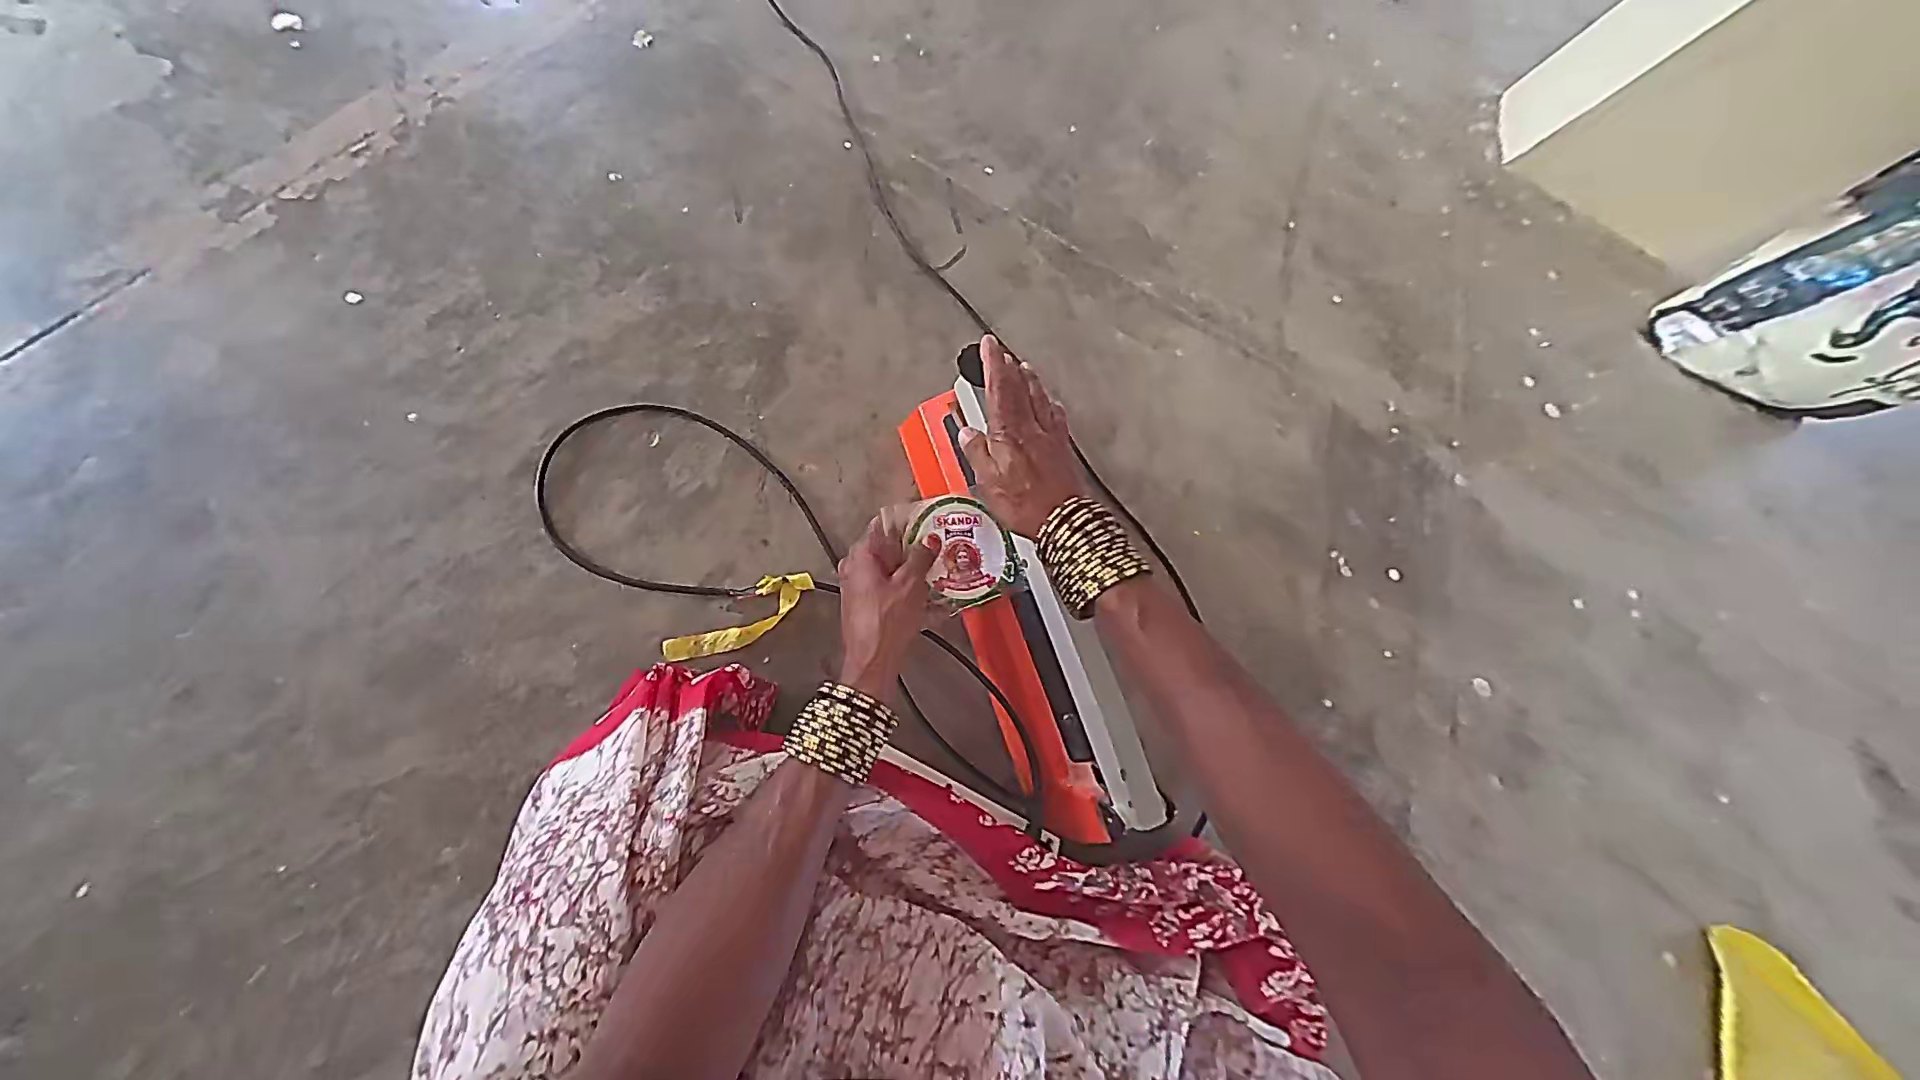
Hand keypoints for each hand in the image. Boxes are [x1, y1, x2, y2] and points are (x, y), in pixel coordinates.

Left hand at [835, 516, 940, 696]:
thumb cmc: (886, 623)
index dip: (906, 520)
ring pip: (888, 566)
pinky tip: (924, 590)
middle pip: (886, 546)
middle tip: (937, 545)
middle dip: (912, 546)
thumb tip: (929, 541)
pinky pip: (887, 583)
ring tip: (936, 566)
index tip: (926, 519)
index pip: (883, 524)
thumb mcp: (911, 584)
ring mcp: (858, 585)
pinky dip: (904, 583)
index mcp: (861, 555)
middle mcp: (854, 566)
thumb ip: (921, 557)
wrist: (872, 661)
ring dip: (910, 566)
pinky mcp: (865, 602)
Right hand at [957, 335, 1086, 536]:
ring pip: (1039, 397)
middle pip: (1020, 388)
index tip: (989, 346)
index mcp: (1009, 432)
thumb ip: (977, 453)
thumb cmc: (1025, 504)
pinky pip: (1055, 415)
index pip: (999, 388)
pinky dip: (1048, 402)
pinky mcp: (1063, 448)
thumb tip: (967, 434)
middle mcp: (1031, 427)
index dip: (993, 364)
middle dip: (1009, 367)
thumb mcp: (988, 483)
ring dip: (1029, 379)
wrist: (1064, 519)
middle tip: (1002, 352)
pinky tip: (1049, 403)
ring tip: (1023, 368)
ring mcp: (1050, 436)